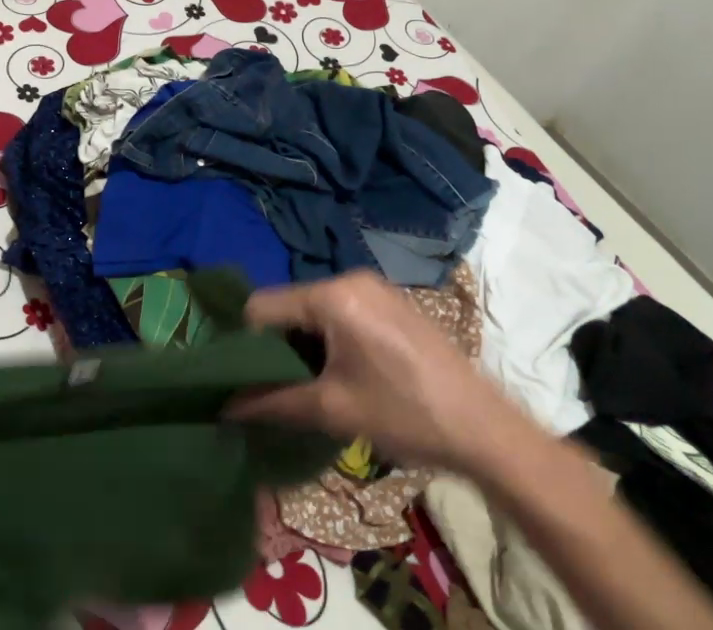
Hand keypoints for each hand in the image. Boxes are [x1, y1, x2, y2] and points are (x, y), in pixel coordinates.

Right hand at [229, 270, 540, 474]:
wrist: (489, 432)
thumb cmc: (406, 415)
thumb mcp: (331, 410)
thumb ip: (270, 401)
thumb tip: (223, 407)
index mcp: (333, 295)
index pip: (260, 307)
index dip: (245, 343)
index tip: (245, 378)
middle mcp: (352, 280)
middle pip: (288, 306)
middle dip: (276, 346)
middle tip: (277, 385)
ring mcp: (377, 290)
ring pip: (315, 311)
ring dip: (304, 345)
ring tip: (310, 384)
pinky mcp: (395, 305)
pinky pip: (342, 314)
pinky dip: (330, 340)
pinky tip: (343, 375)